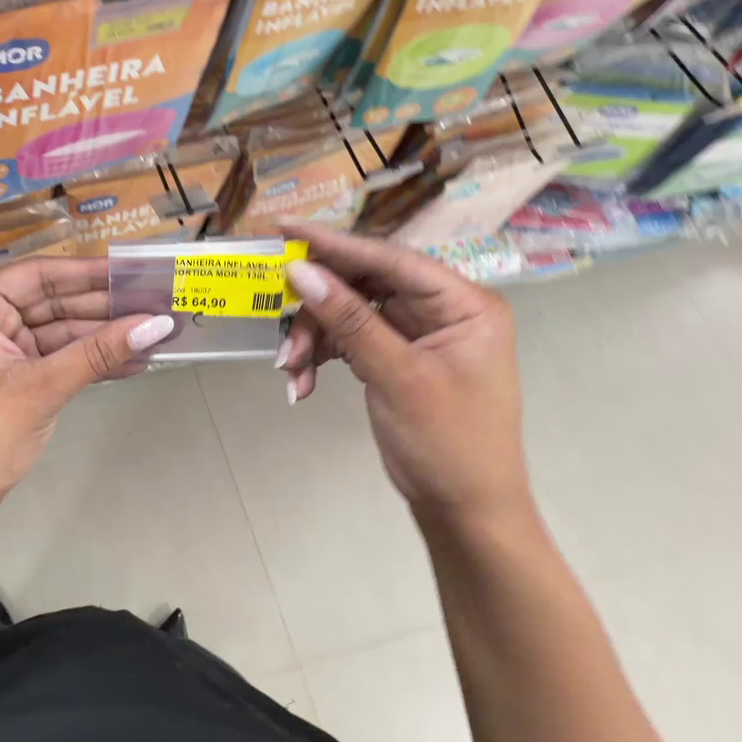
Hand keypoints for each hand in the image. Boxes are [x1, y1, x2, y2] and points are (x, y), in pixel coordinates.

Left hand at [0, 257, 173, 519]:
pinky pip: (56, 355)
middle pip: (51, 301)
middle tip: (154, 301)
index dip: (86, 272)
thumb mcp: (44, 388)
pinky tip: (133, 359)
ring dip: (103, 335)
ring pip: (59, 329)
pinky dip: (89, 359)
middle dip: (102, 306)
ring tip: (156, 331)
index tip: (131, 271)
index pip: (35, 275)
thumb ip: (99, 352)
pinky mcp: (14, 373)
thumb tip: (156, 323)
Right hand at [277, 226, 530, 527]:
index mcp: (463, 304)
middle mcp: (441, 309)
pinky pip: (347, 340)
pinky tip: (301, 383)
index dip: (335, 243)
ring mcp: (416, 333)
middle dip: (318, 306)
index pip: (390, 259)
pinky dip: (322, 357)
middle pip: (364, 283)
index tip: (283, 229)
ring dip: (314, 338)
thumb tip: (299, 270)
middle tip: (277, 313)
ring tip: (290, 368)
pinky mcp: (394, 355)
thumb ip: (348, 320)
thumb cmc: (448, 443)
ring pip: (348, 312)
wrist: (465, 512)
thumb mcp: (397, 377)